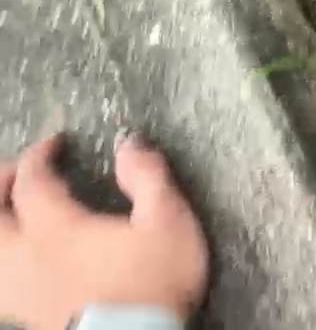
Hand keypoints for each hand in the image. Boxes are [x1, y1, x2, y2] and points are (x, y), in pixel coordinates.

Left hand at [0, 134, 210, 329]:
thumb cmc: (155, 275)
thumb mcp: (167, 219)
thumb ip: (147, 178)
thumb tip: (130, 143)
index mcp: (58, 229)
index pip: (33, 184)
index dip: (39, 157)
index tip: (56, 141)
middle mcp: (21, 254)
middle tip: (18, 167)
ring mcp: (11, 285)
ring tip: (7, 202)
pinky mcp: (13, 306)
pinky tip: (11, 245)